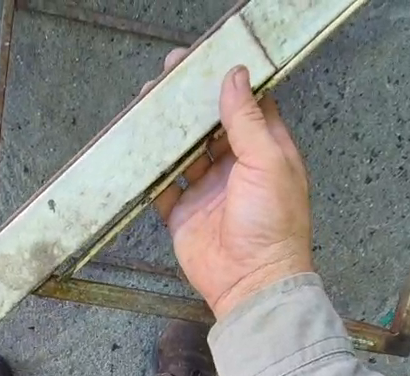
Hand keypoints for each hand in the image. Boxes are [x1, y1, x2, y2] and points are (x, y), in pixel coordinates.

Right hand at [151, 57, 313, 319]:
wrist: (250, 282)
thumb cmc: (272, 224)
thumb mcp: (267, 162)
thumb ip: (247, 120)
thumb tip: (235, 76)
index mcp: (264, 151)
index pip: (246, 106)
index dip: (227, 83)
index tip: (206, 60)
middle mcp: (234, 168)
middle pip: (208, 125)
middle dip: (190, 102)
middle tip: (169, 75)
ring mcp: (206, 192)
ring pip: (182, 153)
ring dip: (167, 131)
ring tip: (147, 104)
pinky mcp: (182, 215)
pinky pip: (162, 188)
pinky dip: (149, 171)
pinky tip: (137, 149)